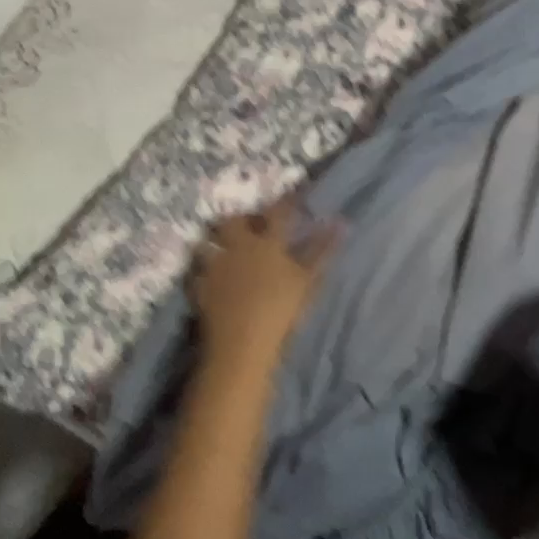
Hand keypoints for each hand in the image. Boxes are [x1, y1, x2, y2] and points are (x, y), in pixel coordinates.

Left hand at [194, 199, 341, 371]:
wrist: (242, 345)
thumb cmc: (281, 310)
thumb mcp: (309, 280)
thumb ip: (324, 249)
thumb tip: (342, 223)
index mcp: (268, 242)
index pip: (278, 212)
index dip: (286, 200)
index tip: (294, 193)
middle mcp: (238, 247)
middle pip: (233, 220)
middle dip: (240, 218)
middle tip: (251, 224)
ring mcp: (215, 267)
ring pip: (207, 242)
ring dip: (214, 240)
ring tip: (224, 247)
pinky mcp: (199, 288)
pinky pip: (197, 270)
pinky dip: (203, 269)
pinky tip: (211, 275)